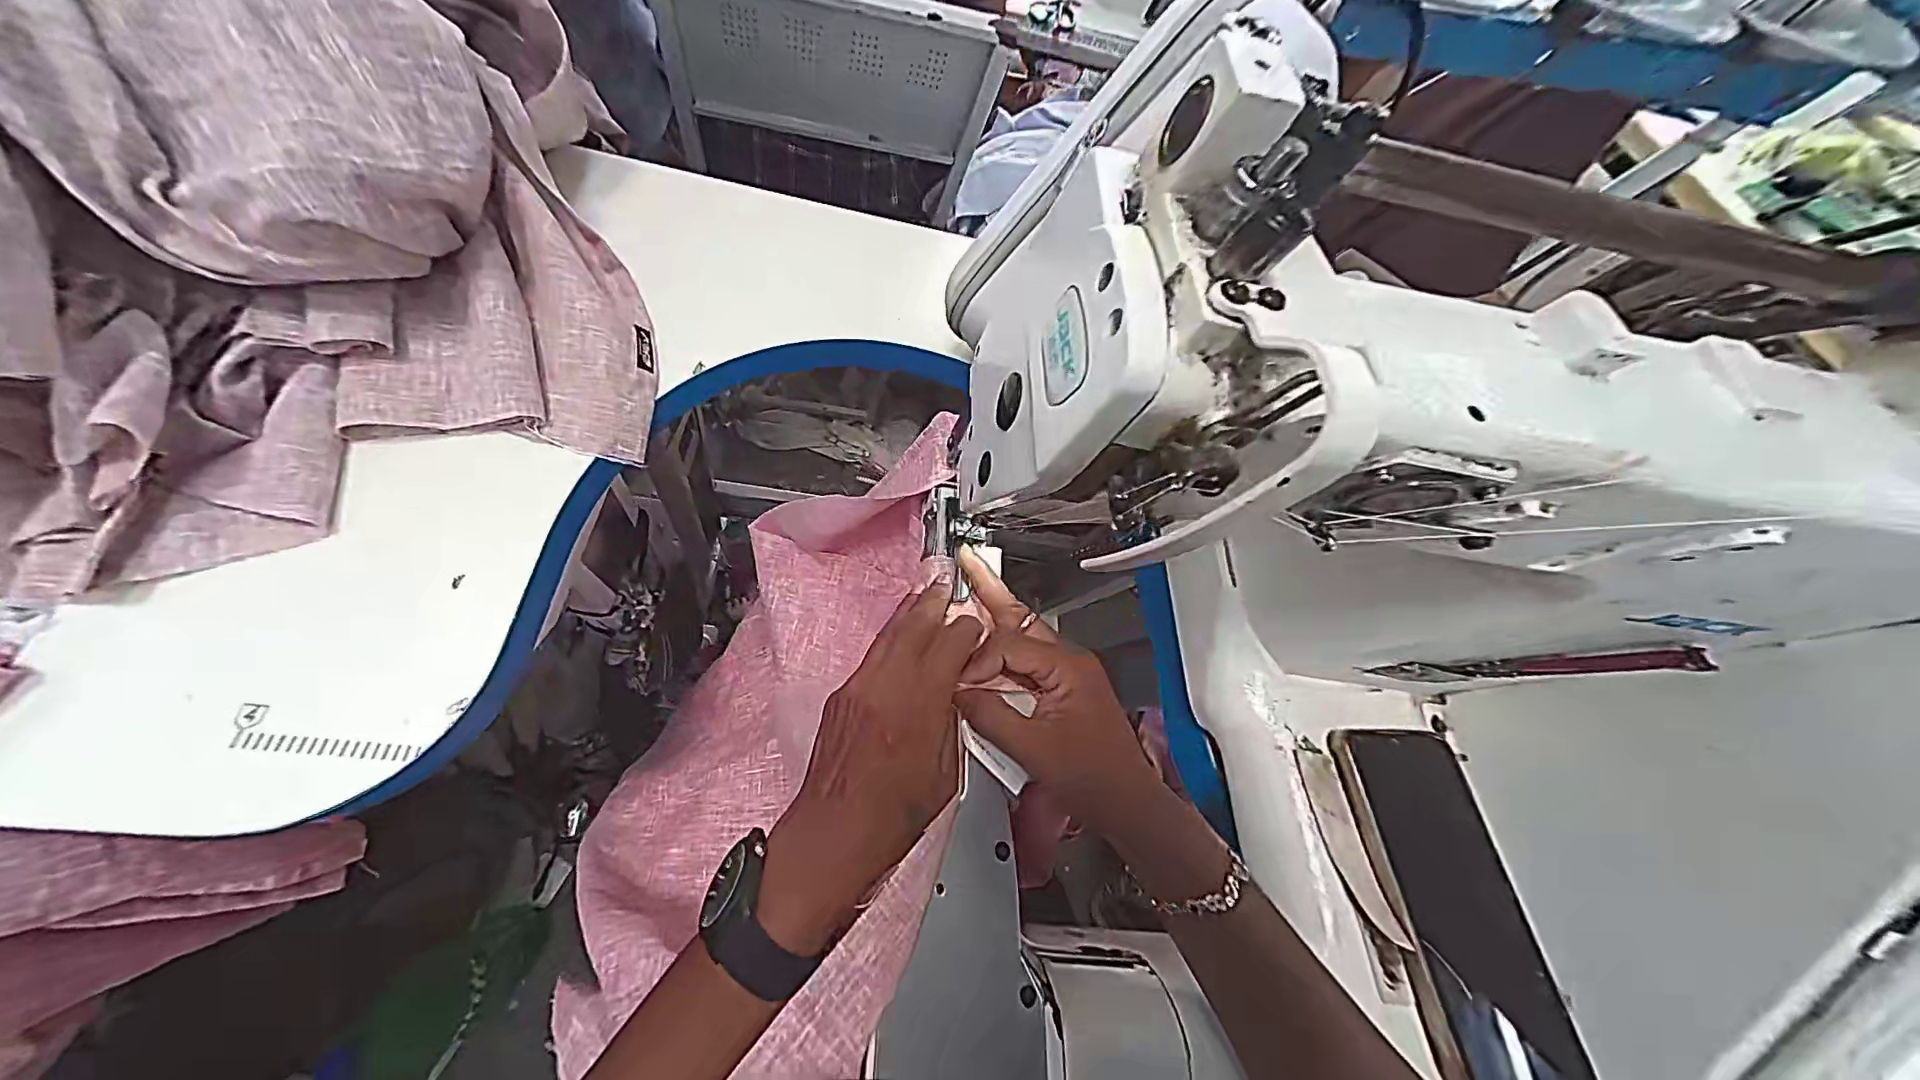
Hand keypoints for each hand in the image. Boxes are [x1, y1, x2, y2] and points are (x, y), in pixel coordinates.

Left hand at [758, 585, 981, 955]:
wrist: (833, 834)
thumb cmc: (891, 817)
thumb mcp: (945, 775)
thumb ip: (952, 724)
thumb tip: (955, 693)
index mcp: (919, 708)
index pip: (949, 647)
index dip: (967, 632)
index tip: (975, 627)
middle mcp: (885, 690)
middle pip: (915, 629)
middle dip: (935, 605)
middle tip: (947, 587)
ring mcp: (858, 690)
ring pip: (889, 636)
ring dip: (909, 613)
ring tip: (924, 594)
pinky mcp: (841, 697)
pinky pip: (872, 655)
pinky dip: (889, 637)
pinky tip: (898, 633)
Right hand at [952, 551, 1162, 839]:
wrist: (1126, 803)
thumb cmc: (1095, 779)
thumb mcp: (1032, 748)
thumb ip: (989, 715)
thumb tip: (958, 693)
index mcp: (1067, 667)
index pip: (1008, 646)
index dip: (977, 663)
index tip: (959, 686)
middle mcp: (1069, 662)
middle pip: (1020, 620)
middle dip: (990, 591)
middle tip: (967, 564)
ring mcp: (1066, 674)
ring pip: (1023, 637)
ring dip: (994, 615)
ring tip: (971, 590)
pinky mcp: (1060, 690)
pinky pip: (1025, 662)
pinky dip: (1000, 652)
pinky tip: (982, 644)